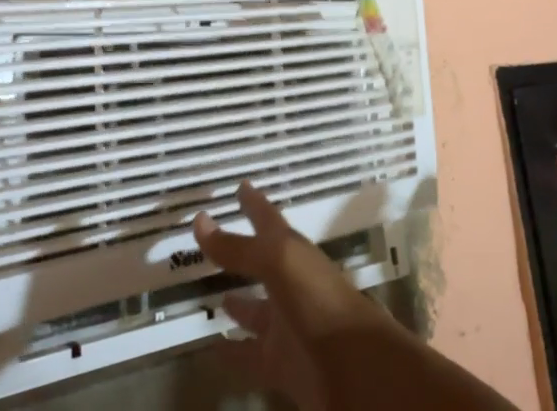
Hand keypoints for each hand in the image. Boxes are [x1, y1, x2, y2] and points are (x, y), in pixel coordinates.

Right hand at [193, 183, 398, 410]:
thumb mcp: (278, 262)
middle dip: (241, 257)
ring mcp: (288, 326)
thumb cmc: (320, 301)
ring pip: (257, 312)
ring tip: (210, 299)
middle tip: (212, 247)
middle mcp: (292, 286)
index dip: (255, 204)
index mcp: (294, 255)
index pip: (270, 222)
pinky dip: (232, 353)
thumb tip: (199, 220)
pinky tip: (211, 349)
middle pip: (263, 266)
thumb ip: (238, 247)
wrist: (357, 369)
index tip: (241, 186)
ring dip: (238, 306)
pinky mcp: (284, 363)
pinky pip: (250, 356)